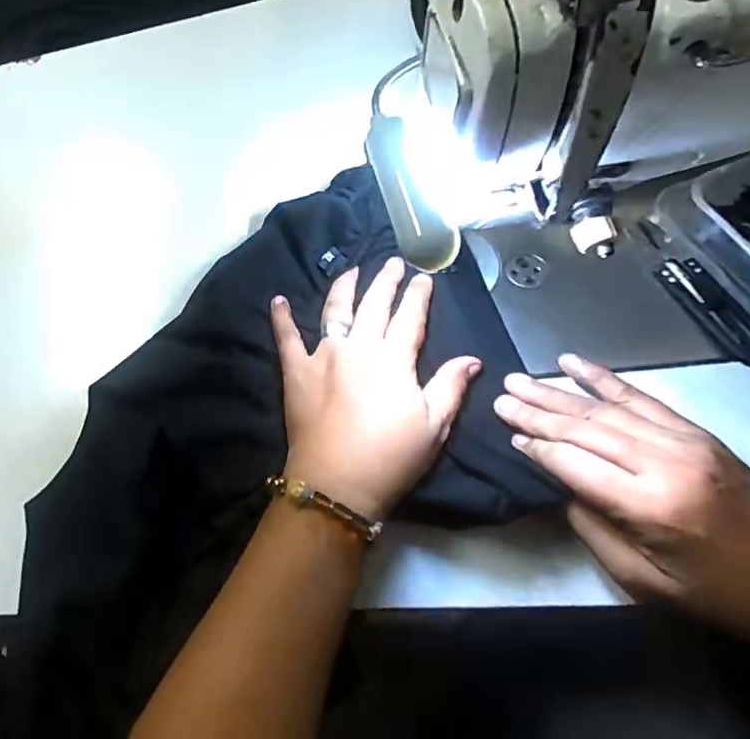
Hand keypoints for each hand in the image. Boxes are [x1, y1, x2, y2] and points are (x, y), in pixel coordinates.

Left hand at [271, 258, 480, 518]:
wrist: (335, 486)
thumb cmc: (390, 458)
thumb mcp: (433, 427)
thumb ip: (451, 387)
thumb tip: (472, 358)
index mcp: (393, 359)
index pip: (410, 316)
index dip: (418, 295)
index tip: (424, 277)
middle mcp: (358, 346)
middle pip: (374, 304)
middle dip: (386, 280)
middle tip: (393, 262)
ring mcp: (324, 356)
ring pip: (334, 310)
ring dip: (344, 286)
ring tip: (351, 270)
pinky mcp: (296, 372)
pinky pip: (286, 339)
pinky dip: (281, 318)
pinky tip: (277, 300)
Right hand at [495, 354, 749, 668]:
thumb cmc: (720, 596)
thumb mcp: (648, 584)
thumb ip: (597, 531)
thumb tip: (565, 486)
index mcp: (651, 506)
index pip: (576, 464)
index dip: (539, 447)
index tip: (508, 432)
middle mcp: (664, 462)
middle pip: (587, 427)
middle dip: (539, 410)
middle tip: (502, 395)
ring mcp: (683, 439)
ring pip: (608, 408)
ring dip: (561, 392)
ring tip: (523, 379)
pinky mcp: (695, 430)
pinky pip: (642, 398)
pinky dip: (604, 379)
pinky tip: (575, 363)